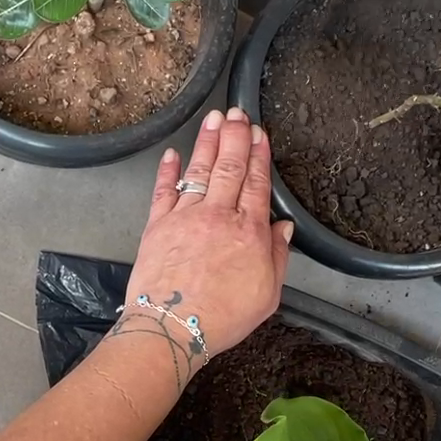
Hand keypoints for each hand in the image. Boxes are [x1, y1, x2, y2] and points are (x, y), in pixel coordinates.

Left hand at [116, 108, 291, 375]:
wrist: (172, 327)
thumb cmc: (221, 317)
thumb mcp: (267, 294)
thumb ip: (277, 256)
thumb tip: (283, 227)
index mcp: (248, 232)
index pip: (256, 184)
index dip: (259, 156)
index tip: (260, 134)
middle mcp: (218, 217)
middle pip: (229, 168)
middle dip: (234, 137)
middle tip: (237, 112)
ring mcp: (185, 218)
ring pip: (198, 172)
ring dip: (207, 143)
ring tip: (214, 120)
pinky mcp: (157, 226)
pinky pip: (163, 191)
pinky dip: (167, 170)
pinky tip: (172, 154)